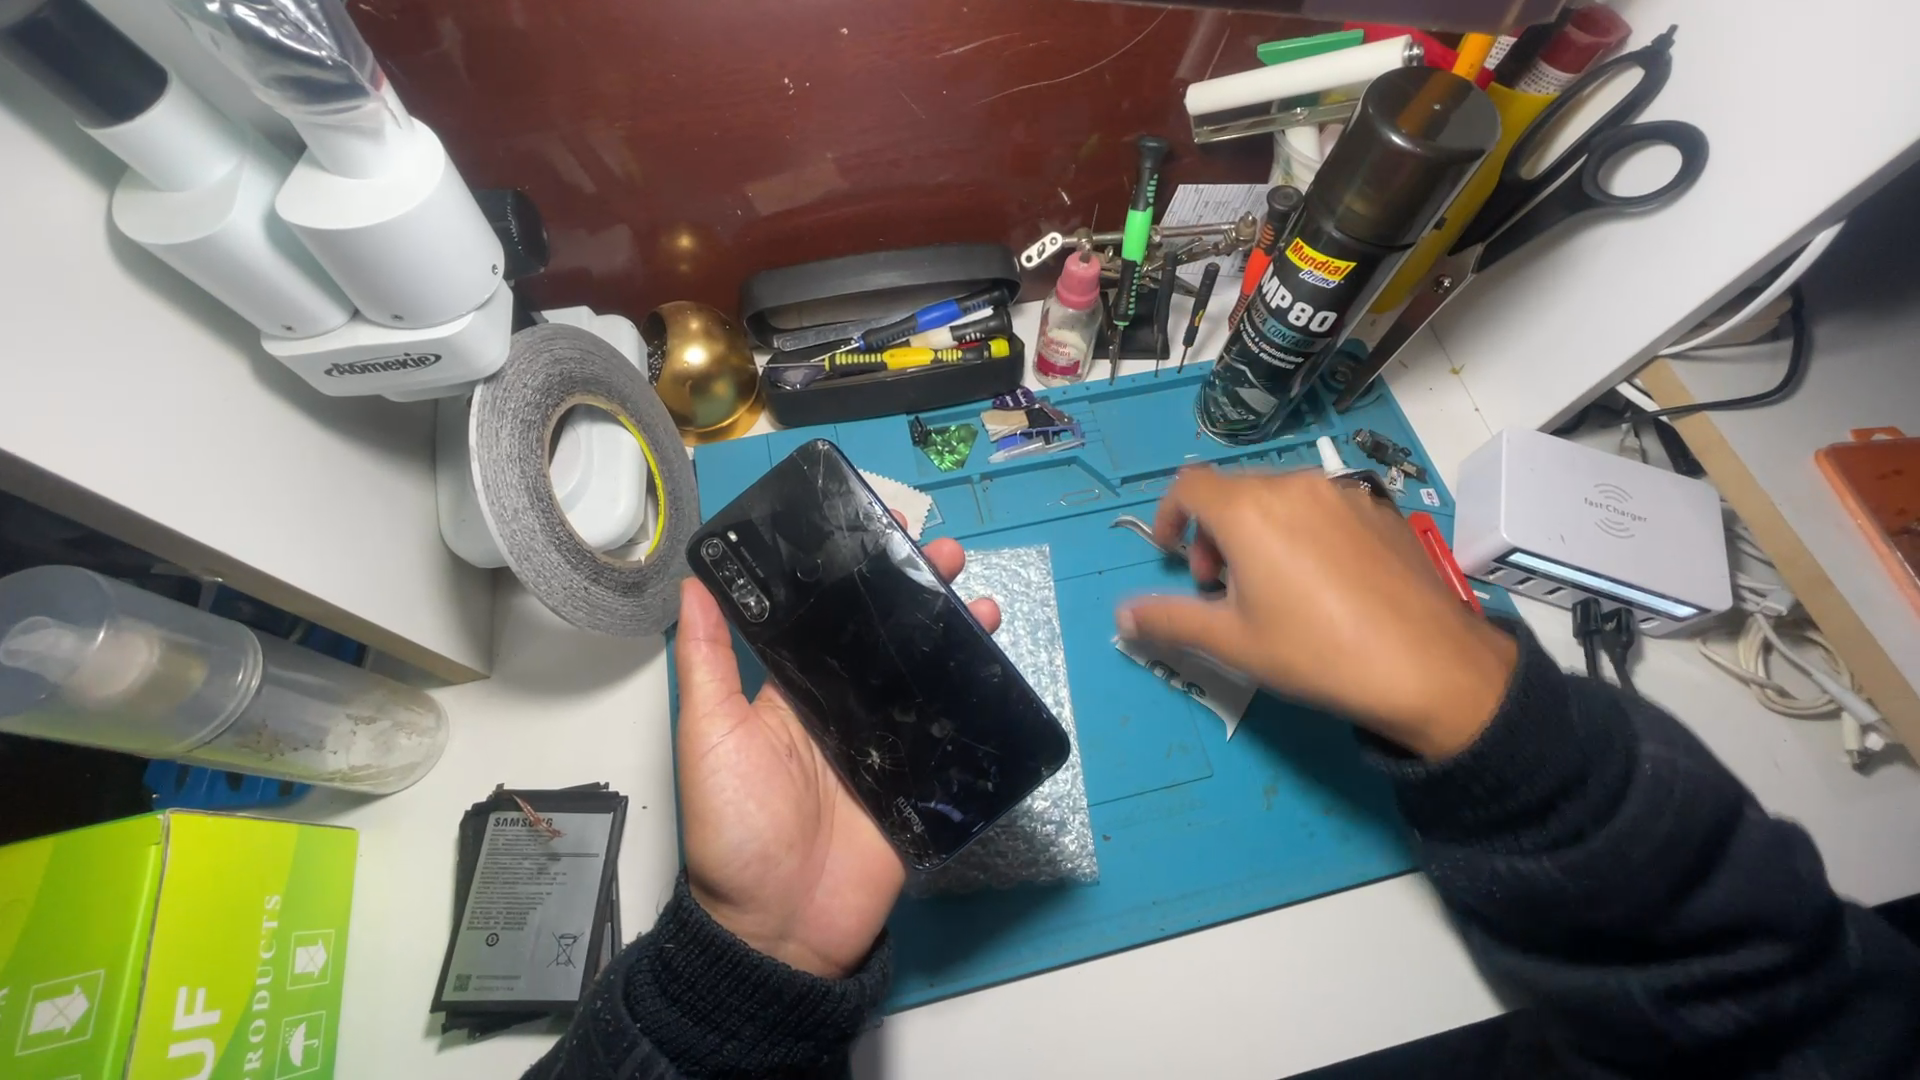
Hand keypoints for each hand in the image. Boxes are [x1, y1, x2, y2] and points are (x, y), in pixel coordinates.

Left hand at [674, 534, 999, 977]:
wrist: (779, 924)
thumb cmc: (736, 825)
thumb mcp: (710, 734)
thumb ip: (708, 661)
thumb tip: (693, 581)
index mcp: (796, 688)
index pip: (831, 617)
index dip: (857, 575)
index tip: (883, 532)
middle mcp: (844, 705)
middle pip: (888, 637)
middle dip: (918, 592)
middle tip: (947, 555)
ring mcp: (886, 741)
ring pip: (926, 673)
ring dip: (953, 634)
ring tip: (979, 600)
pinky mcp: (918, 778)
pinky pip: (951, 728)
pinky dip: (975, 695)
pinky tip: (994, 660)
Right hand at [1116, 467, 1515, 759]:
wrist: (1432, 668)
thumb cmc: (1315, 652)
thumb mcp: (1231, 641)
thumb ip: (1168, 620)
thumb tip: (1121, 616)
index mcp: (1249, 509)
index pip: (1188, 486)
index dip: (1168, 516)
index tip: (1170, 554)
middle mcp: (1294, 485)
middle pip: (1232, 492)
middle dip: (1211, 534)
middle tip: (1221, 586)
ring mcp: (1344, 493)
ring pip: (1277, 498)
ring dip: (1254, 531)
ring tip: (1271, 585)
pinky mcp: (1380, 510)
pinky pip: (1320, 507)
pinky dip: (1298, 531)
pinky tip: (1321, 582)